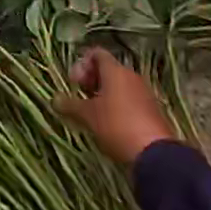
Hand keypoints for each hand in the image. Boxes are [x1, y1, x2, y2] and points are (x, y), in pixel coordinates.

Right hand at [56, 48, 175, 163]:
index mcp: (115, 71)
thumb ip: (70, 105)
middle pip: (108, 70)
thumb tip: (54, 100)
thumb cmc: (116, 125)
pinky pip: (131, 101)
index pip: (96, 54)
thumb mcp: (88, 116)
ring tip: (94, 113)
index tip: (74, 82)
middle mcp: (132, 76)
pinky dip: (118, 106)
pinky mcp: (153, 112)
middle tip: (81, 97)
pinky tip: (111, 124)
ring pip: (120, 86)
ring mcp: (145, 94)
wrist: (156, 156)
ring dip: (104, 95)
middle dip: (92, 81)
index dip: (82, 64)